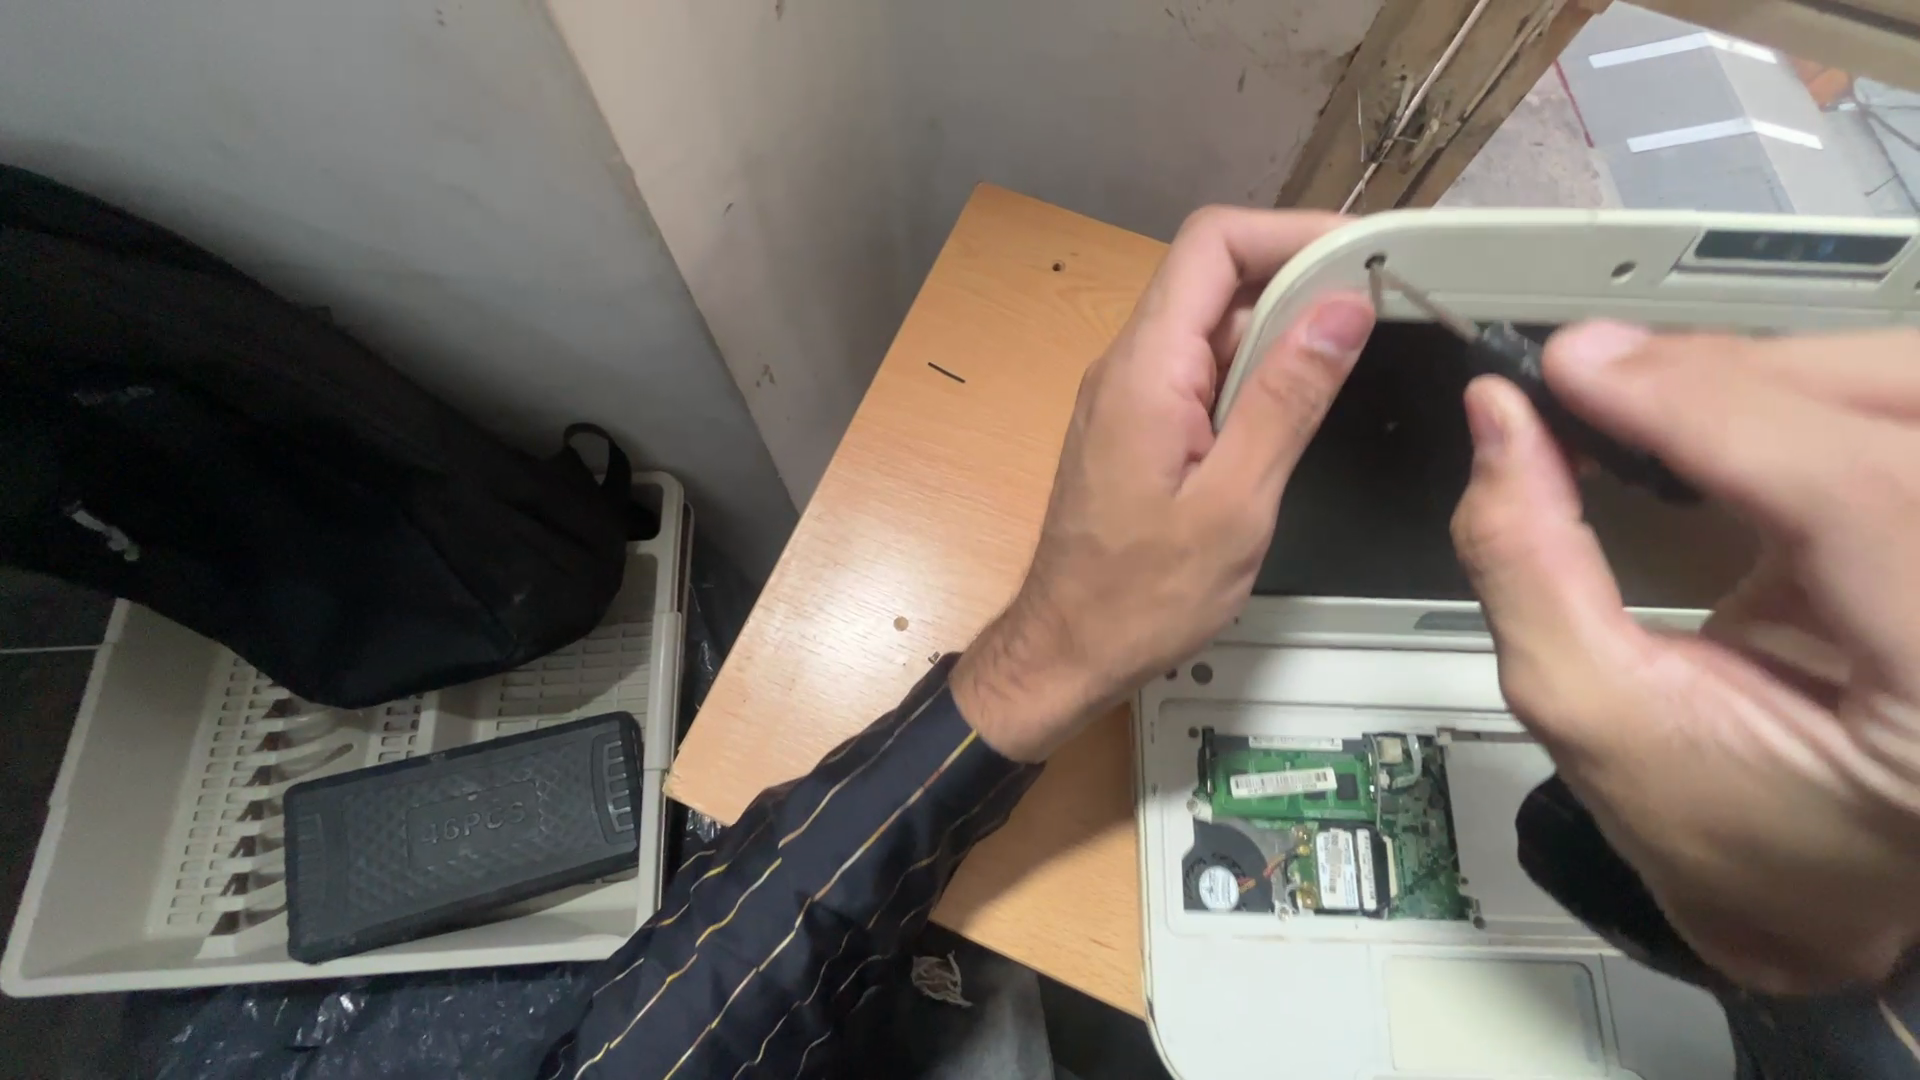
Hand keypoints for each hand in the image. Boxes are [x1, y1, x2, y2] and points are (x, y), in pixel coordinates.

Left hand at [951, 207, 1373, 762]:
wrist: (1069, 645)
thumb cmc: (1143, 596)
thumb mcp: (1235, 502)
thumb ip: (1286, 399)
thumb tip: (1343, 307)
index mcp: (1144, 371)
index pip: (1212, 245)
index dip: (1292, 232)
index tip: (1367, 258)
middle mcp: (1125, 368)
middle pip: (1213, 280)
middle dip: (1297, 282)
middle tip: (1379, 315)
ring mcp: (1125, 399)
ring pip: (1208, 329)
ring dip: (1277, 334)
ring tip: (1348, 363)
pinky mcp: (1132, 429)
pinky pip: (1194, 375)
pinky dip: (1248, 375)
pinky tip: (1289, 408)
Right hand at [1452, 321, 1919, 993]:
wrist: (1830, 876)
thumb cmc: (1717, 822)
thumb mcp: (1580, 703)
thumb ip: (1525, 559)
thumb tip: (1499, 423)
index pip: (1866, 496)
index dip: (1709, 409)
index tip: (1574, 367)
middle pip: (1914, 412)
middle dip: (1739, 374)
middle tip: (1595, 379)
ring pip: (1913, 390)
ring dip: (1767, 375)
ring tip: (1637, 398)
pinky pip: (1896, 415)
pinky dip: (1794, 393)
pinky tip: (1708, 413)